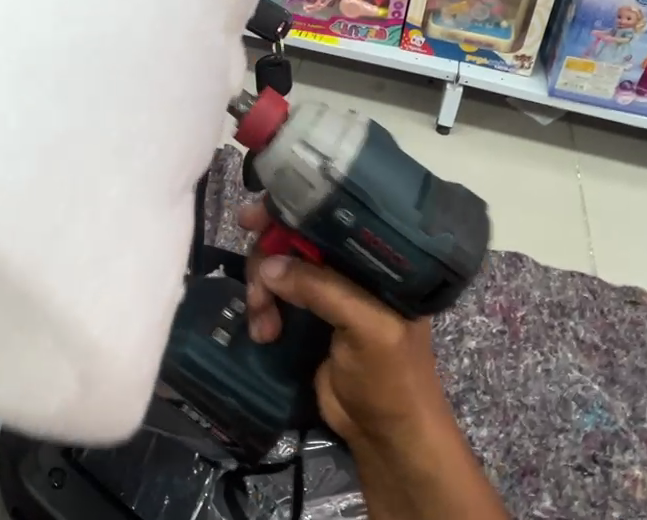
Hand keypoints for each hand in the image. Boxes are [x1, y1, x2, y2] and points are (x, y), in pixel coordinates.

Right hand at [239, 200, 452, 449]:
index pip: (329, 219)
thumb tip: (268, 266)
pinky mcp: (304, 317)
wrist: (385, 435)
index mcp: (374, 261)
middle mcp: (348, 268)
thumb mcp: (368, 327)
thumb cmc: (392, 377)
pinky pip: (272, 295)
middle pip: (294, 240)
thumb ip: (322, 290)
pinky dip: (261, 307)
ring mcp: (324, 293)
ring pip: (277, 267)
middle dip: (268, 258)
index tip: (254, 217)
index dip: (291, 212)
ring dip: (261, 290)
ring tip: (263, 324)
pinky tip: (262, 331)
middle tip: (255, 284)